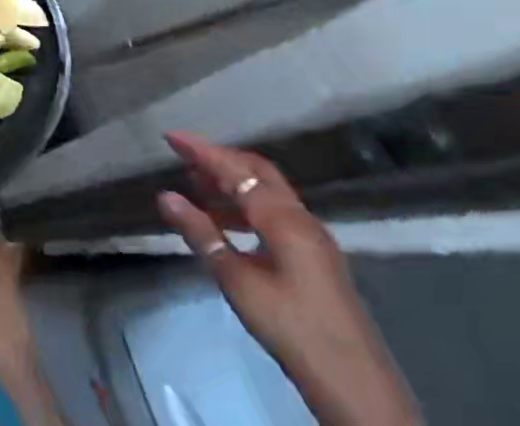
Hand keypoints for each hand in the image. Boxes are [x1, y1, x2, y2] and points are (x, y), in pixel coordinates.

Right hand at [157, 132, 419, 425]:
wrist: (354, 382)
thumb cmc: (290, 326)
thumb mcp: (236, 280)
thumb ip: (201, 234)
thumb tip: (166, 196)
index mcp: (283, 218)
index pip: (236, 170)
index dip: (202, 151)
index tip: (171, 136)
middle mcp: (301, 218)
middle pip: (258, 172)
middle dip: (220, 160)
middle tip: (183, 158)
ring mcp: (312, 238)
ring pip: (268, 193)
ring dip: (233, 184)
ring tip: (196, 188)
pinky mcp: (314, 256)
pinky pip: (275, 213)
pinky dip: (246, 206)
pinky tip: (226, 224)